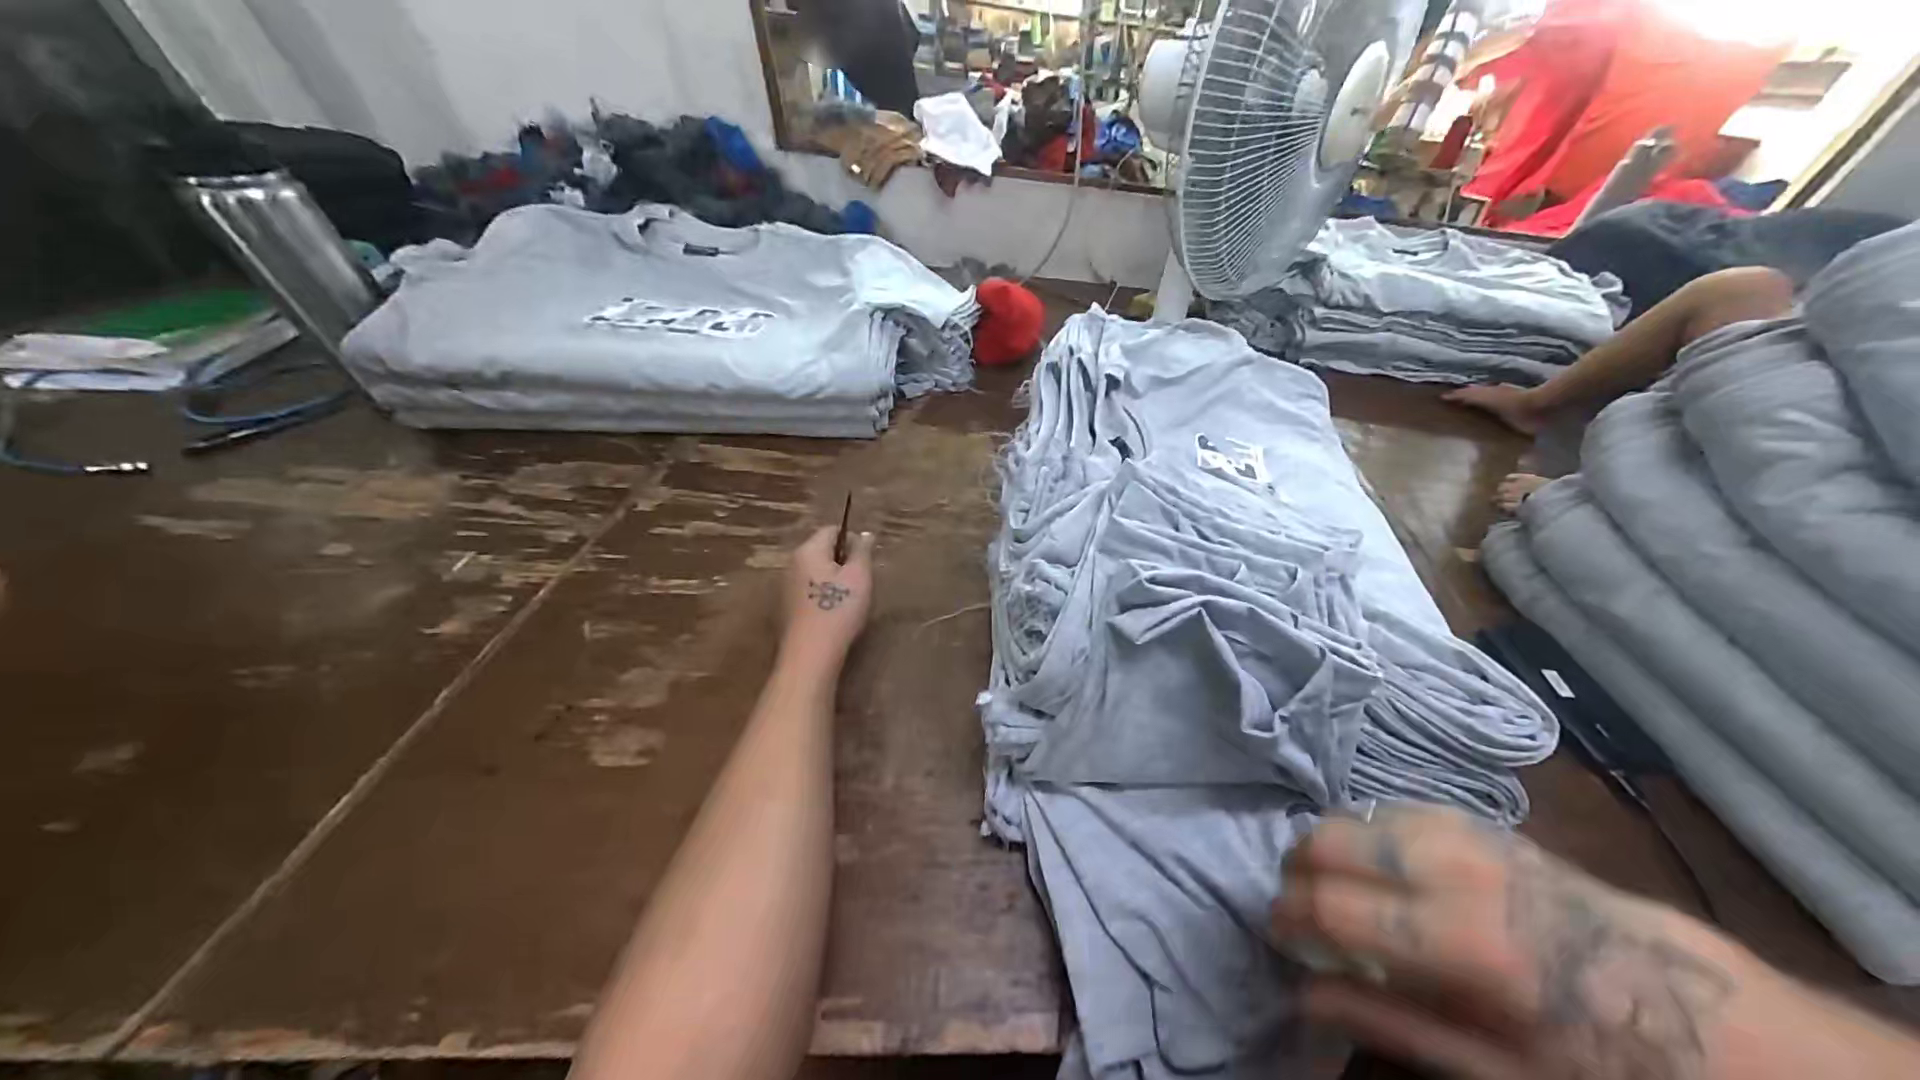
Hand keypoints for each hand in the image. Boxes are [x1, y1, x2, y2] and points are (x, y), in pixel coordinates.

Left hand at [780, 524, 873, 666]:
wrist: (811, 655)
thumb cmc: (838, 610)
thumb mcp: (859, 577)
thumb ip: (862, 551)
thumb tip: (864, 534)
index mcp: (807, 551)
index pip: (831, 530)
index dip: (852, 540)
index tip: (866, 561)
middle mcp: (791, 564)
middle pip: (822, 552)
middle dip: (843, 562)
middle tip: (861, 582)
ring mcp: (785, 588)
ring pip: (816, 573)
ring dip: (834, 581)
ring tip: (850, 601)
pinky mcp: (787, 609)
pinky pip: (809, 592)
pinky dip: (823, 596)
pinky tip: (834, 615)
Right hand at [1273, 806, 1772, 1079]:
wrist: (1707, 1011)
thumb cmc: (1599, 1056)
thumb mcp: (1499, 1069)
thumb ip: (1391, 1023)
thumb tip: (1303, 994)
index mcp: (1461, 941)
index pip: (1330, 906)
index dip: (1288, 918)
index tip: (1278, 936)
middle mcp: (1453, 869)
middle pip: (1328, 840)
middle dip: (1296, 871)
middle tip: (1300, 908)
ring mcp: (1468, 834)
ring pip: (1354, 814)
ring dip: (1326, 846)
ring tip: (1332, 885)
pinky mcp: (1481, 822)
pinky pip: (1392, 809)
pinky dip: (1364, 831)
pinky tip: (1375, 864)